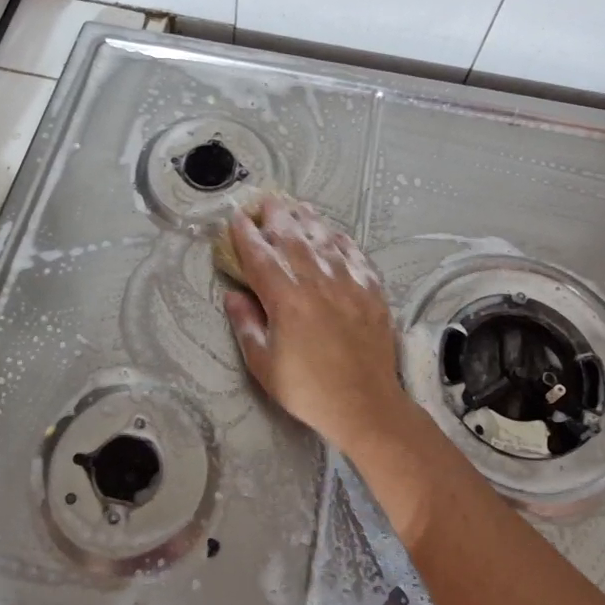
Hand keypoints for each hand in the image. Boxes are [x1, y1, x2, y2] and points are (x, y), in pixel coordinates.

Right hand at [220, 195, 409, 451]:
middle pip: (292, 235)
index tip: (237, 217)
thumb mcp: (263, 364)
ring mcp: (347, 280)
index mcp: (285, 297)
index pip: (259, 254)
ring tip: (297, 207)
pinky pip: (353, 252)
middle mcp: (316, 279)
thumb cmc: (307, 389)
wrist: (365, 403)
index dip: (245, 233)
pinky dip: (340, 238)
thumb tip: (233, 295)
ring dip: (307, 219)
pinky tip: (333, 234)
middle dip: (276, 215)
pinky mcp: (371, 288)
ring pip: (323, 238)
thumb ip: (246, 324)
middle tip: (266, 201)